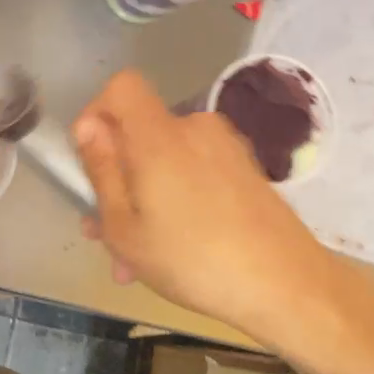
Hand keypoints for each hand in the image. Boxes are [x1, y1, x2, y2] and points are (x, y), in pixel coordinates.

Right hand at [71, 70, 373, 373]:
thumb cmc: (191, 259)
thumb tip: (88, 127)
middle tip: (102, 234)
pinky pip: (192, 175)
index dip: (95, 114)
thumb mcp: (124, 227)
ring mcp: (225, 149)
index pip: (121, 88)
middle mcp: (194, 130)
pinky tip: (171, 251)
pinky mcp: (244, 171)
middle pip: (139, 134)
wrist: (286, 285)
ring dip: (141, 202)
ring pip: (163, 162)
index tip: (88, 161)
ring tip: (133, 259)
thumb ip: (102, 171)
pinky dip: (173, 203)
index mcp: (159, 138)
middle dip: (114, 179)